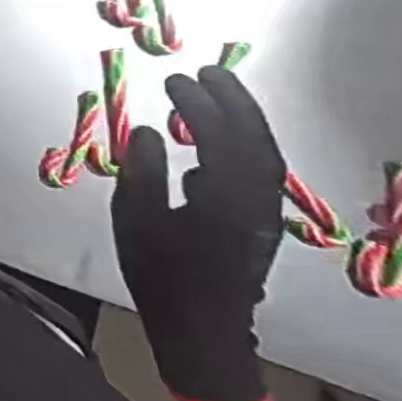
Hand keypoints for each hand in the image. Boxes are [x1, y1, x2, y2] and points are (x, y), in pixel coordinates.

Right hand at [111, 66, 286, 400]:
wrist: (202, 329)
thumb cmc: (161, 275)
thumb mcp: (137, 222)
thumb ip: (144, 173)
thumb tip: (152, 132)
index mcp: (226, 195)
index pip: (219, 136)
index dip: (200, 104)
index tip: (175, 80)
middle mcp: (257, 197)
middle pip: (255, 137)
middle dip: (234, 100)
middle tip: (208, 72)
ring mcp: (264, 211)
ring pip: (263, 153)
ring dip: (243, 121)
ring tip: (217, 97)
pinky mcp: (260, 223)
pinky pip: (259, 172)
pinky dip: (241, 147)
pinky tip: (214, 148)